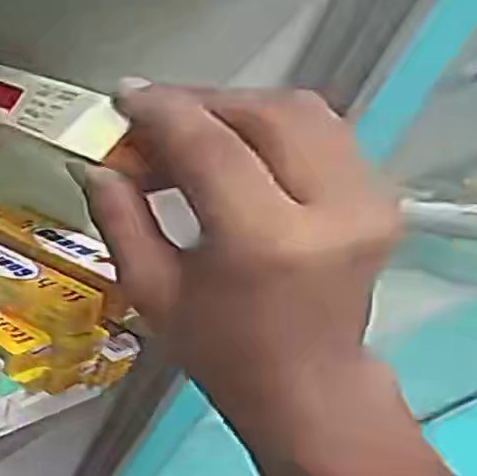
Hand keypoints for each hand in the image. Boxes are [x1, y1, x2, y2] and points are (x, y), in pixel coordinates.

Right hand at [78, 83, 403, 464]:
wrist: (301, 379)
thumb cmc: (212, 346)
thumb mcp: (149, 288)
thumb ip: (122, 221)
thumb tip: (96, 168)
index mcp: (263, 241)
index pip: (214, 149)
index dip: (165, 114)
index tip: (125, 97)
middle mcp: (331, 206)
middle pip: (272, 114)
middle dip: (203, 103)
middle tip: (148, 115)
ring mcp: (369, 196)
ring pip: (305, 114)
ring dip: (236, 110)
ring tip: (180, 132)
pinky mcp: (380, 192)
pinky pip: (321, 135)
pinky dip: (265, 129)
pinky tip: (223, 150)